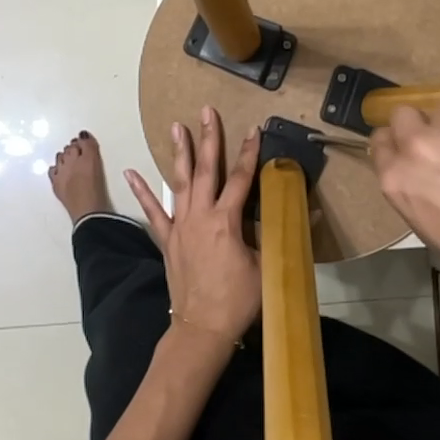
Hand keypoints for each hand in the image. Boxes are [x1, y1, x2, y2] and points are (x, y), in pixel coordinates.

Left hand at [126, 106, 260, 346]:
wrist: (202, 328)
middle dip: (208, 138)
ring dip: (179, 153)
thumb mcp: (268, 267)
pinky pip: (153, 212)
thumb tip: (307, 213)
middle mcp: (200, 217)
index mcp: (227, 221)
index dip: (250, 153)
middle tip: (207, 110)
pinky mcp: (167, 241)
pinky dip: (142, 192)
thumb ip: (284, 236)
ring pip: (179, 182)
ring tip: (176, 127)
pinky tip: (132, 172)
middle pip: (207, 170)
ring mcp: (180, 227)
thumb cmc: (240, 300)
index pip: (242, 178)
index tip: (254, 128)